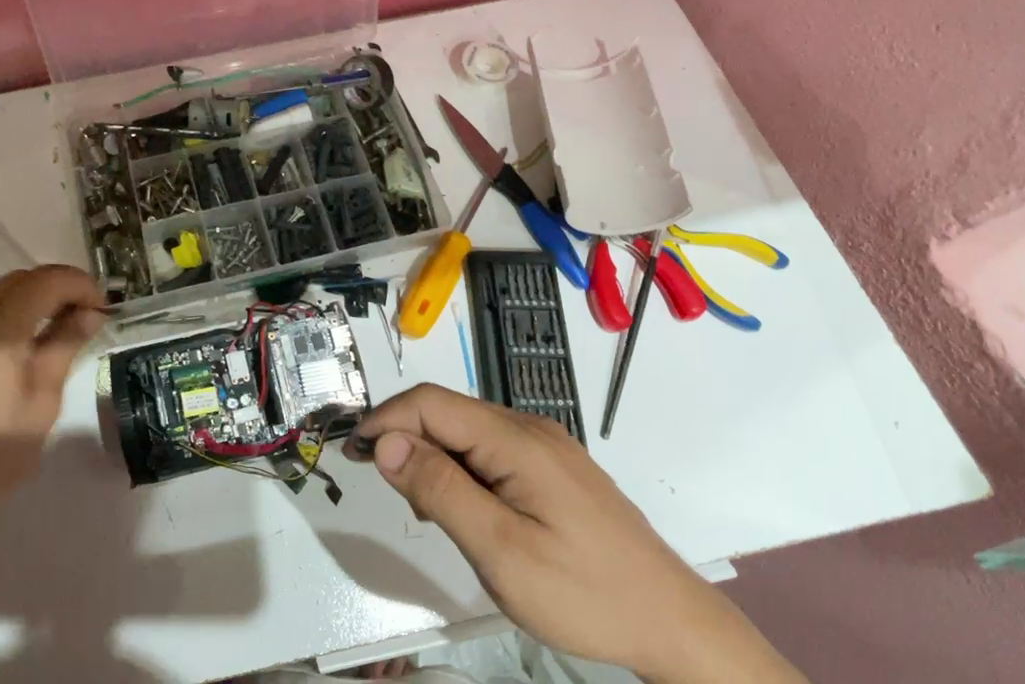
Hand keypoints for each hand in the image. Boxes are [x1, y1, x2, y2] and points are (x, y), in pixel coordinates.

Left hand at [0, 265, 105, 532]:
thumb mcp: (42, 401)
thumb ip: (64, 346)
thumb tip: (88, 314)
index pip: (48, 280)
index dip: (80, 286)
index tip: (100, 310)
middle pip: (15, 282)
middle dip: (52, 292)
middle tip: (78, 320)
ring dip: (20, 308)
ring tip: (41, 340)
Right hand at [345, 385, 802, 683]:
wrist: (672, 622)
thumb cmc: (584, 592)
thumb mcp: (501, 549)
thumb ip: (440, 489)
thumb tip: (386, 441)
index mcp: (516, 440)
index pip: (430, 402)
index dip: (384, 421)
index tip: (352, 457)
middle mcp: (529, 429)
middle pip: (447, 413)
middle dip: (408, 445)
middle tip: (406, 505)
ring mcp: (545, 448)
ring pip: (466, 433)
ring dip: (434, 462)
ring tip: (437, 519)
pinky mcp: (554, 471)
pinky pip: (490, 453)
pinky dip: (462, 473)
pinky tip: (469, 515)